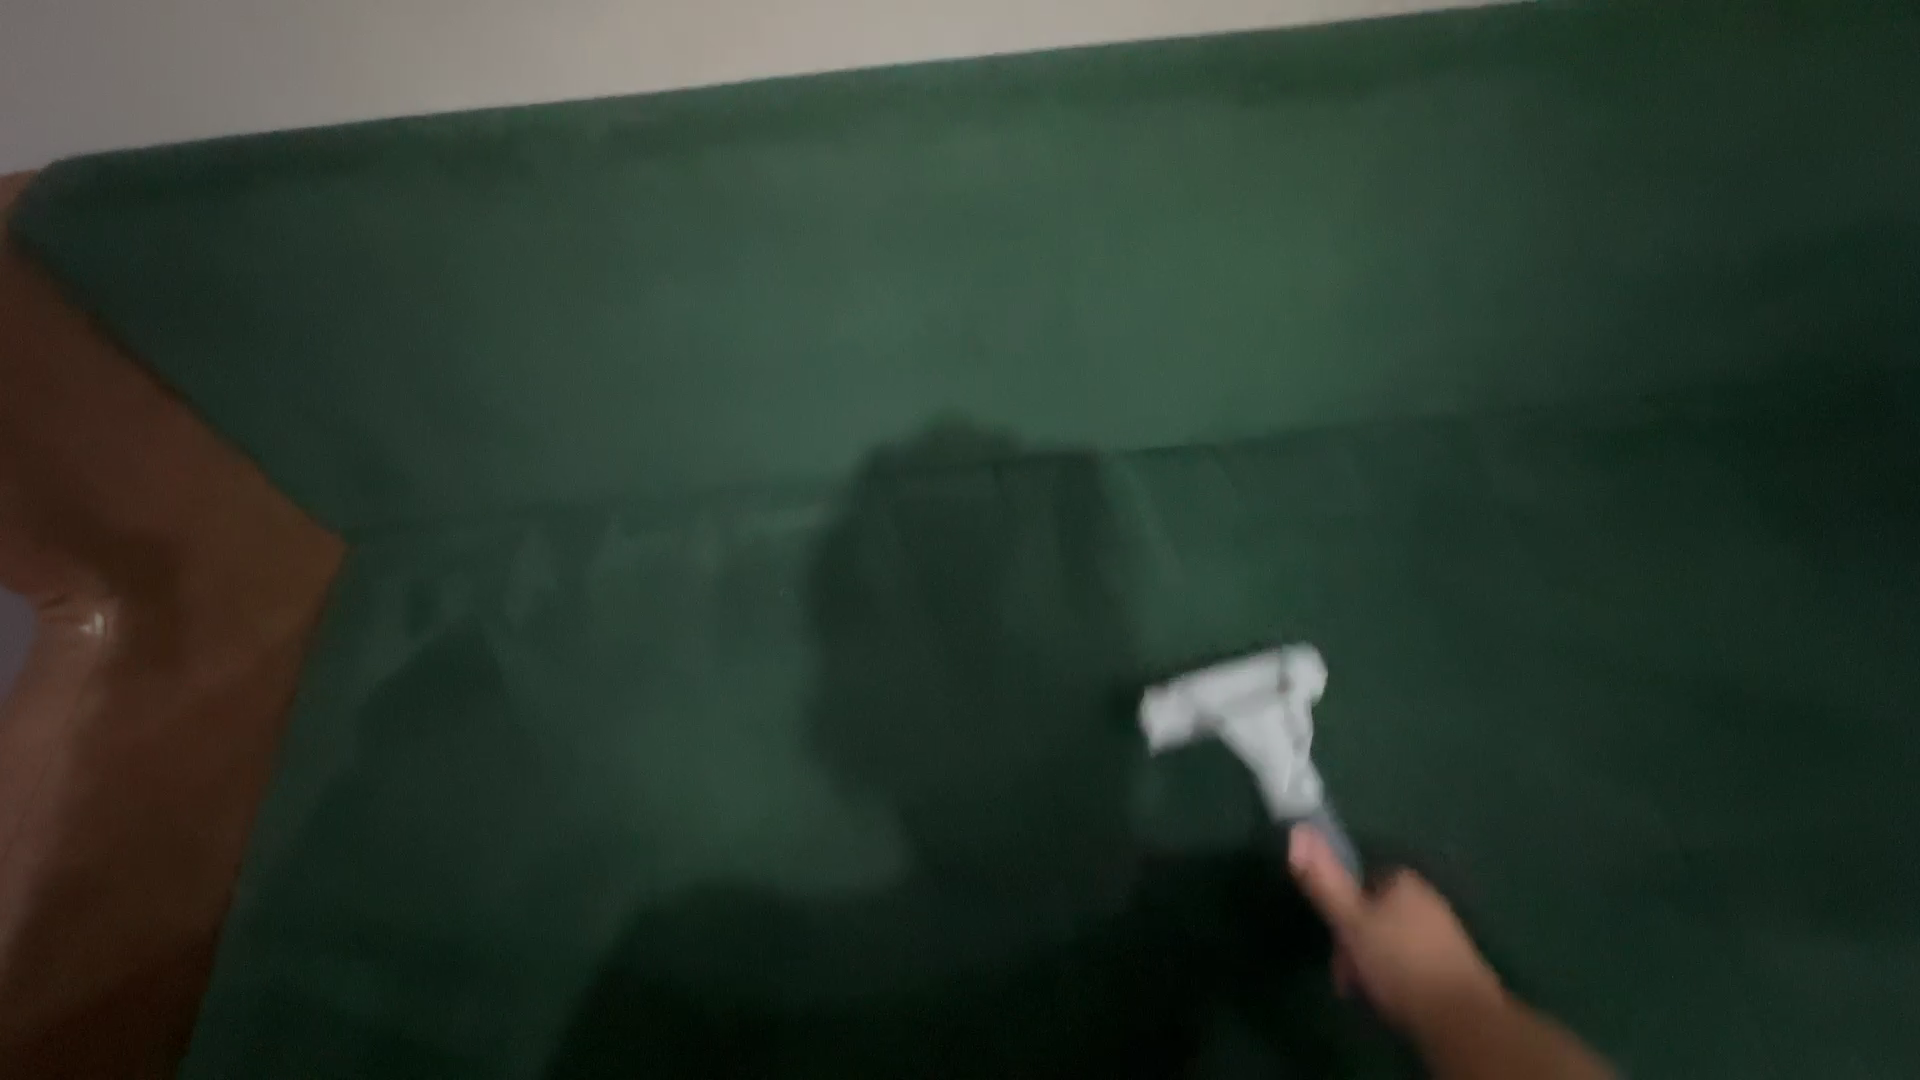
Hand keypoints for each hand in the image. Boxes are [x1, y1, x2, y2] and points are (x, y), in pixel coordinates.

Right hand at [1287, 824, 1504, 1034]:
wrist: (1466, 1022)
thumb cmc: (1400, 962)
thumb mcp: (1350, 920)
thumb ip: (1322, 879)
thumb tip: (1297, 828)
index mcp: (1402, 880)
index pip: (1359, 879)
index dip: (1340, 906)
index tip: (1332, 935)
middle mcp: (1426, 899)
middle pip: (1372, 912)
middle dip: (1353, 941)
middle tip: (1346, 973)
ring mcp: (1444, 934)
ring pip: (1389, 940)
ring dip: (1370, 962)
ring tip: (1365, 991)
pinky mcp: (1454, 967)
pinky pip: (1410, 962)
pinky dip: (1395, 977)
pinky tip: (1390, 997)